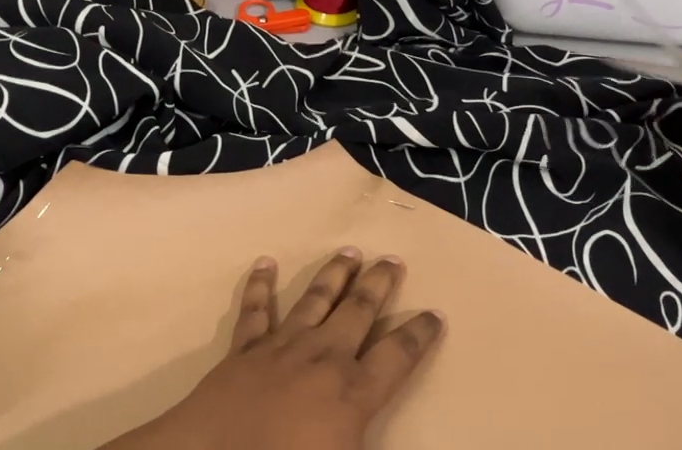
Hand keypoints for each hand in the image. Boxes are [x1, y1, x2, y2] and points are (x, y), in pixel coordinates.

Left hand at [102, 248, 444, 449]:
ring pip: (316, 300)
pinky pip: (256, 311)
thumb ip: (367, 442)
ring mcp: (283, 347)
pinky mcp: (246, 349)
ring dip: (334, 275)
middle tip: (393, 259)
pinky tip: (265, 263)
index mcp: (352, 392)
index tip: (435, 313)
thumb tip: (389, 441)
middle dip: (379, 284)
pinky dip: (261, 286)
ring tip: (349, 251)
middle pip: (359, 312)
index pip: (398, 356)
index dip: (420, 334)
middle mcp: (324, 357)